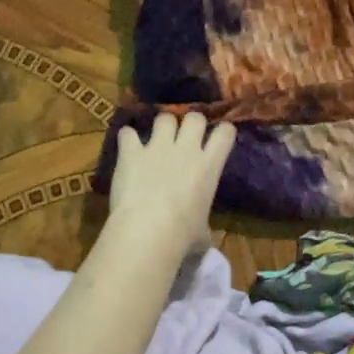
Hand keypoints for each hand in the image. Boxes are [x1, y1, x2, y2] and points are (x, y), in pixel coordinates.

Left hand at [108, 111, 236, 258]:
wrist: (148, 231)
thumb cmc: (183, 236)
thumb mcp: (203, 233)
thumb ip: (203, 226)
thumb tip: (201, 237)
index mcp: (209, 166)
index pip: (226, 132)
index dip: (222, 132)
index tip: (217, 139)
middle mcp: (186, 149)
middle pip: (195, 117)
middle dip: (191, 123)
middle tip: (184, 138)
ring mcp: (157, 147)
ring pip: (164, 118)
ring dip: (161, 126)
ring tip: (156, 139)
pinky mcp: (131, 152)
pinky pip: (127, 133)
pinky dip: (127, 138)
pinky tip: (127, 147)